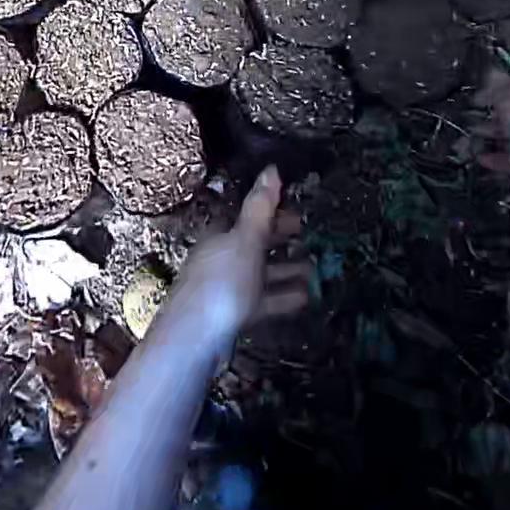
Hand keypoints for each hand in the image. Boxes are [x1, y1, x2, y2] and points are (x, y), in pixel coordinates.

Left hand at [161, 167, 308, 348]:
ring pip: (260, 272)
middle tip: (311, 237)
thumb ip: (261, 207)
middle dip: (282, 239)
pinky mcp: (232, 315)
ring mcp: (226, 287)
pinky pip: (262, 299)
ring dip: (286, 269)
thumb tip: (272, 169)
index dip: (273, 212)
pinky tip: (305, 297)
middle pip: (255, 243)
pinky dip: (282, 296)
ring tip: (315, 269)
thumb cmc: (222, 281)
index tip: (300, 213)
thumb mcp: (245, 239)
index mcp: (220, 234)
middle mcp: (221, 257)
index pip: (249, 216)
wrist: (195, 339)